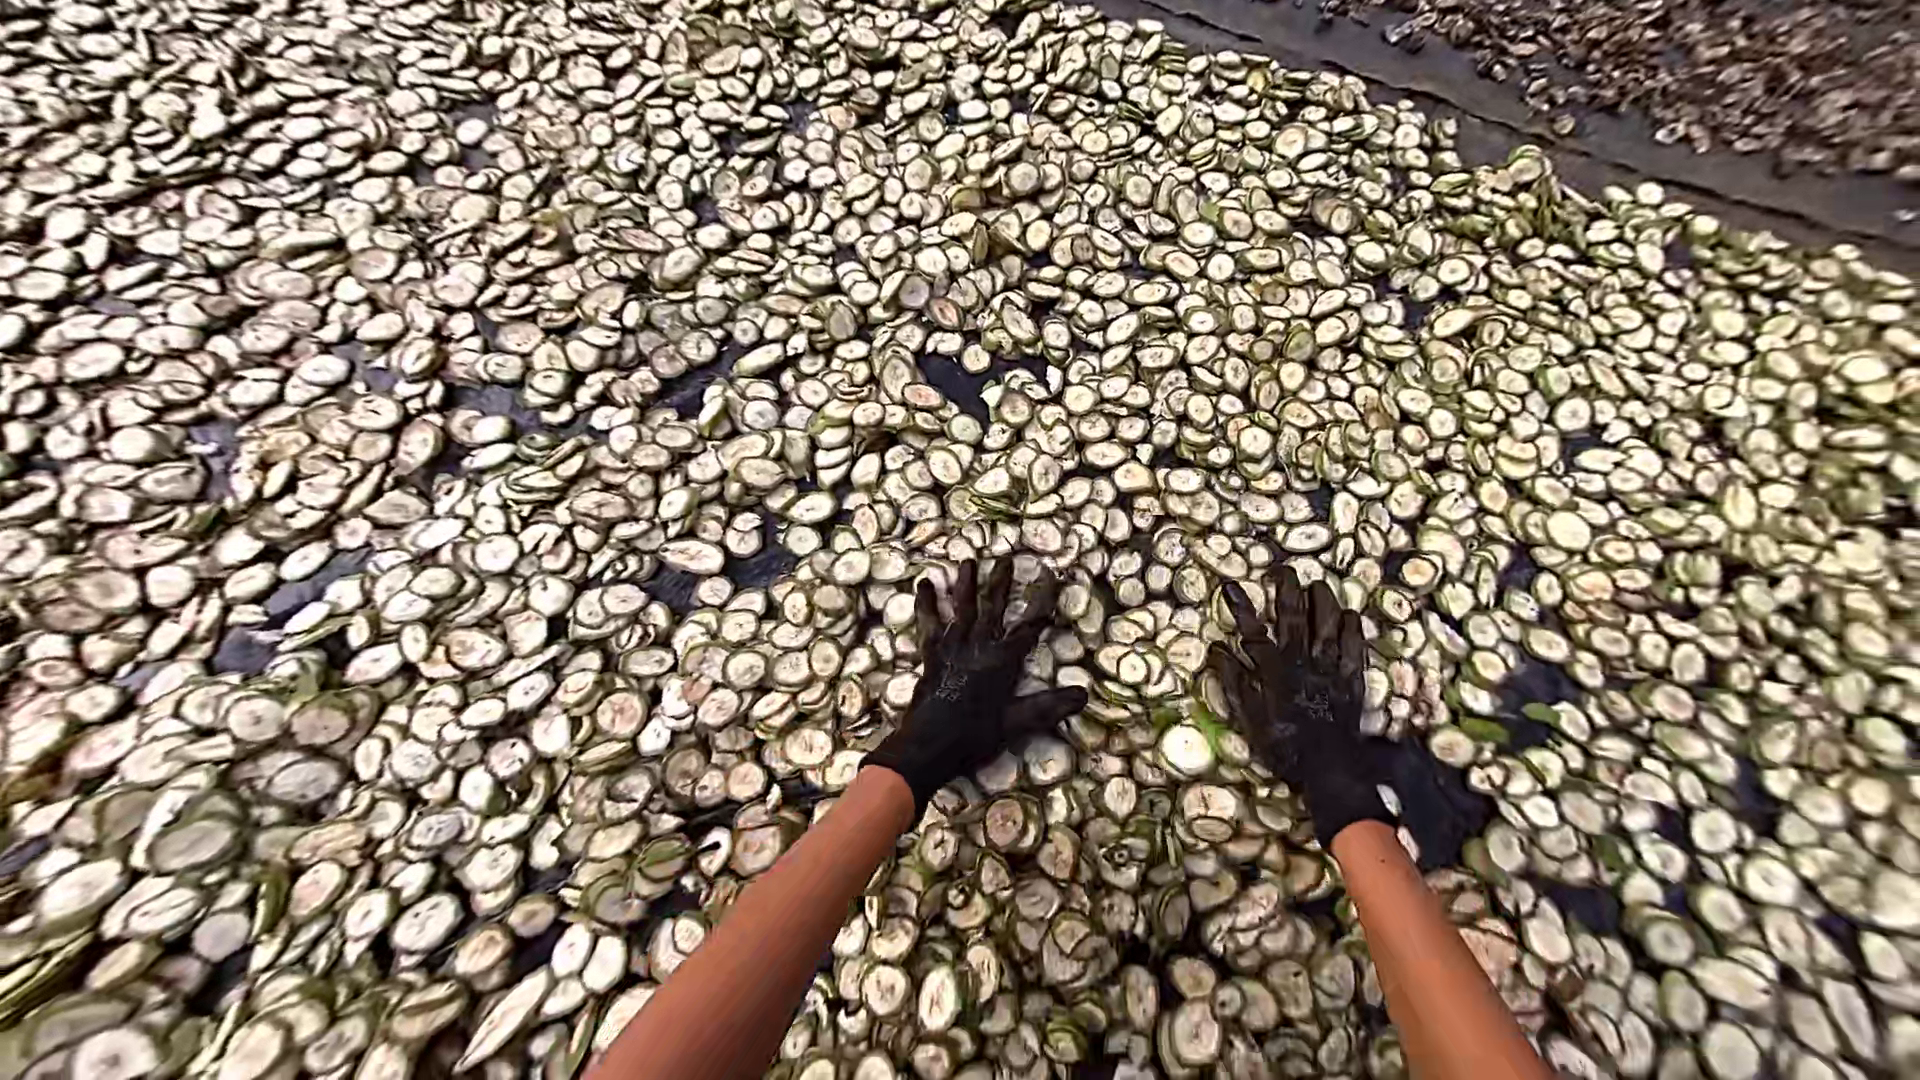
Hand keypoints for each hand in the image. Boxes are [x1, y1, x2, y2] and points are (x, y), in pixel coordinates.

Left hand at [864, 558, 1089, 816]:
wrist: (928, 745)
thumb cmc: (974, 737)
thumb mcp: (1015, 724)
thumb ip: (1047, 707)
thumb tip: (1083, 694)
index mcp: (1002, 661)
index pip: (1029, 624)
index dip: (1042, 599)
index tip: (1050, 575)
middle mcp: (978, 646)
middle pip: (993, 607)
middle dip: (1002, 582)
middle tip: (1007, 559)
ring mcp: (952, 647)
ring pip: (962, 608)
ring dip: (966, 584)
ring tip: (968, 561)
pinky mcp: (931, 653)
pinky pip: (929, 623)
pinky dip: (926, 604)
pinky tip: (924, 585)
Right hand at [1207, 568, 1390, 849]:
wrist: (1330, 770)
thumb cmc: (1283, 746)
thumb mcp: (1248, 717)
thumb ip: (1234, 680)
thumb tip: (1217, 648)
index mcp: (1274, 669)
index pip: (1253, 630)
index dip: (1241, 606)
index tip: (1231, 585)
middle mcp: (1302, 662)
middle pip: (1295, 618)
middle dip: (1288, 591)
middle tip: (1283, 571)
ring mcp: (1330, 669)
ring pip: (1328, 626)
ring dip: (1323, 602)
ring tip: (1318, 585)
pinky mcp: (1352, 680)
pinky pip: (1354, 647)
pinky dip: (1352, 629)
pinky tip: (1350, 615)